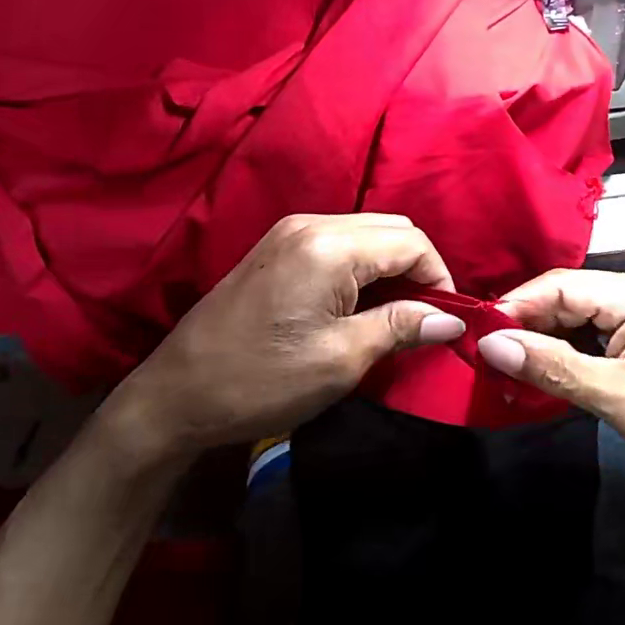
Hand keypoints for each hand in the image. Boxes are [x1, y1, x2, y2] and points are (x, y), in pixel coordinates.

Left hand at [106, 213, 464, 461]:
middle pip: (394, 230)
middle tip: (423, 316)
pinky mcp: (277, 248)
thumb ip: (402, 327)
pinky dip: (365, 266)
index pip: (413, 243)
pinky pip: (342, 242)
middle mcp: (311, 225)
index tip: (445, 320)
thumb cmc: (261, 381)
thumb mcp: (342, 359)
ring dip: (392, 267)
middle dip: (419, 269)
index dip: (440, 279)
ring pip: (370, 233)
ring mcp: (290, 232)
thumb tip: (452, 321)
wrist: (171, 399)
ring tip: (395, 313)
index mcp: (329, 247)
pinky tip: (360, 303)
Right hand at [479, 269, 624, 484]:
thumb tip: (491, 345)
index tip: (475, 337)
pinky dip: (566, 351)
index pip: (561, 285)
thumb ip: (553, 367)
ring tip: (504, 369)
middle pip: (567, 297)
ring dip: (543, 341)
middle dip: (527, 327)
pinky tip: (541, 371)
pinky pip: (593, 332)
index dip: (515, 308)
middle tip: (485, 360)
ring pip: (576, 316)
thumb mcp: (617, 396)